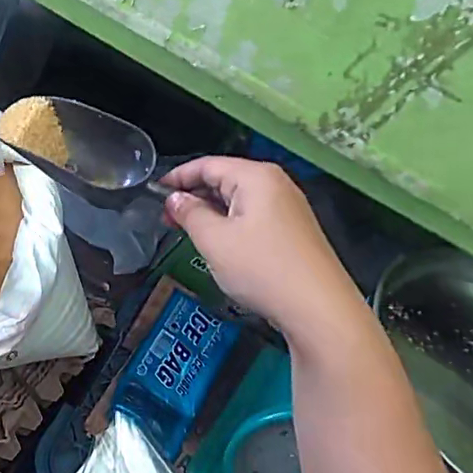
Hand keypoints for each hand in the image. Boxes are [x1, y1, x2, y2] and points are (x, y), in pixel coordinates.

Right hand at [159, 157, 359, 326]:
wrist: (317, 308)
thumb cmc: (262, 269)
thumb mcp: (214, 241)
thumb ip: (190, 214)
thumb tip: (175, 199)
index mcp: (256, 177)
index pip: (208, 164)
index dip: (178, 177)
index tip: (154, 193)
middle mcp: (275, 184)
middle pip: (224, 178)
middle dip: (193, 195)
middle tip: (167, 218)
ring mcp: (287, 207)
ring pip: (238, 199)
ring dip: (209, 212)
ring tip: (187, 232)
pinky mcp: (292, 230)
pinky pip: (252, 215)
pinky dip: (229, 223)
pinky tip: (218, 243)